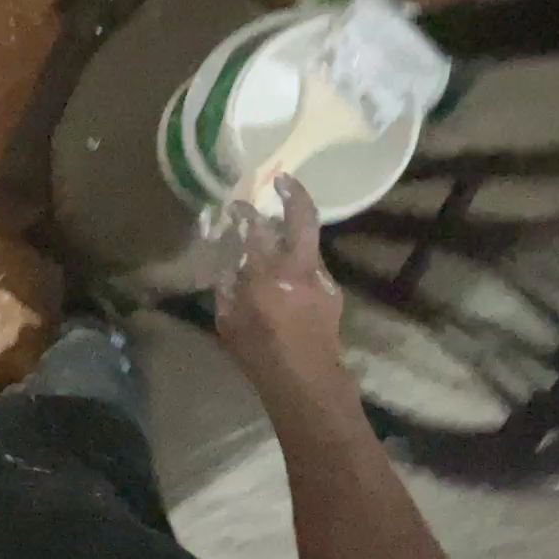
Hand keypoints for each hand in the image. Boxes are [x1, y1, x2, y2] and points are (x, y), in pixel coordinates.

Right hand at [204, 175, 347, 394]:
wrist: (305, 379)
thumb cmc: (258, 352)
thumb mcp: (228, 321)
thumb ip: (227, 289)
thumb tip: (227, 268)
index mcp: (267, 273)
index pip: (255, 228)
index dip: (244, 212)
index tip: (234, 205)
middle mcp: (298, 267)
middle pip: (303, 218)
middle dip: (294, 193)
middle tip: (283, 178)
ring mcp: (321, 278)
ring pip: (309, 243)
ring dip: (294, 231)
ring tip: (277, 231)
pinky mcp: (332, 292)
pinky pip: (311, 268)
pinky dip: (297, 262)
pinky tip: (285, 277)